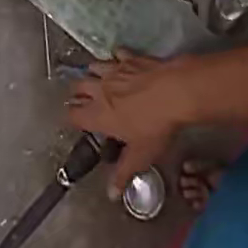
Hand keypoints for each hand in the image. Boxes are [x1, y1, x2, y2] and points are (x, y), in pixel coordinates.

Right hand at [66, 48, 187, 197]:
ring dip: (93, 72)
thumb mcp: (140, 155)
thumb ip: (123, 173)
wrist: (175, 90)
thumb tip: (111, 194)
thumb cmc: (155, 125)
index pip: (74, 114)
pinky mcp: (132, 57)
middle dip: (77, 92)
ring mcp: (116, 69)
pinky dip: (116, 57)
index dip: (71, 117)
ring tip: (95, 77)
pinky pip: (118, 53)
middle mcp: (102, 89)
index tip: (74, 120)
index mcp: (99, 114)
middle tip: (81, 98)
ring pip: (95, 66)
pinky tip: (121, 59)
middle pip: (79, 86)